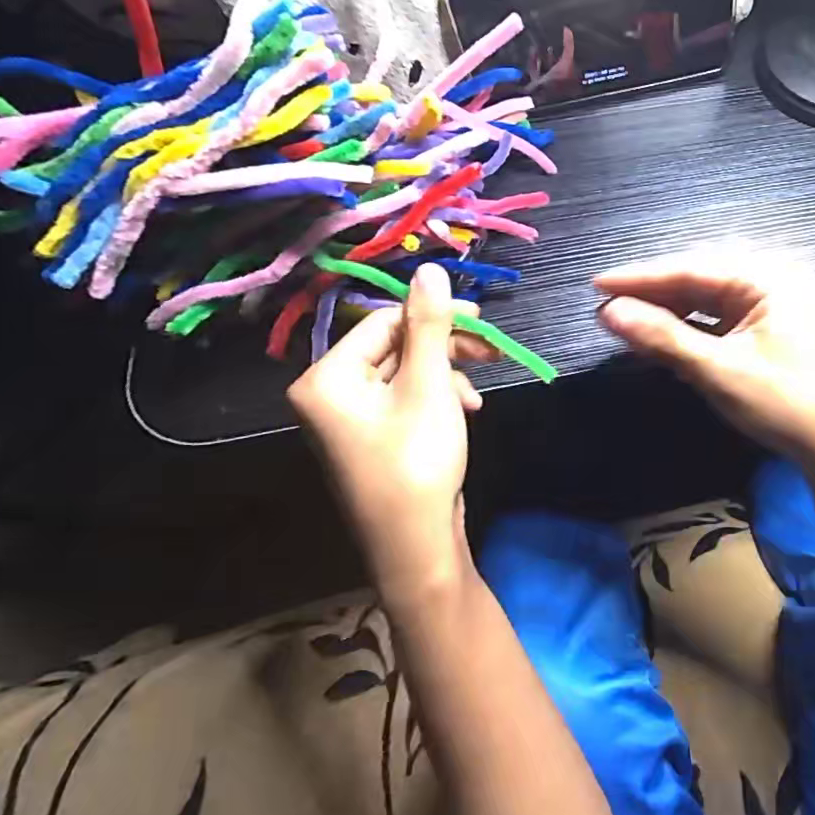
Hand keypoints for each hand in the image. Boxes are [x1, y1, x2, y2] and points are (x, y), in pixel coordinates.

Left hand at [287, 264, 496, 599]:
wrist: (415, 546)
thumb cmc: (418, 461)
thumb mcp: (428, 386)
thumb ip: (429, 325)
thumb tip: (430, 268)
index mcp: (326, 378)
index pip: (382, 323)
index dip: (433, 316)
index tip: (480, 318)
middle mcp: (328, 394)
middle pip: (393, 348)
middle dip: (443, 349)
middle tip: (489, 349)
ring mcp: (349, 419)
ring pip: (404, 373)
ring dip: (445, 376)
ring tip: (474, 396)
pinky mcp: (372, 437)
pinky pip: (404, 399)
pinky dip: (436, 399)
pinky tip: (464, 410)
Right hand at [595, 256, 814, 470]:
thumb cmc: (782, 403)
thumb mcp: (718, 370)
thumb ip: (664, 338)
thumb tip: (608, 311)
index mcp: (762, 283)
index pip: (691, 270)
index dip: (641, 277)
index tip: (599, 283)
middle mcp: (760, 290)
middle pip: (693, 283)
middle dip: (648, 295)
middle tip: (604, 304)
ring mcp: (756, 315)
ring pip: (697, 305)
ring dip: (660, 315)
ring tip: (620, 322)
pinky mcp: (751, 339)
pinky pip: (706, 327)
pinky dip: (678, 335)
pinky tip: (651, 341)